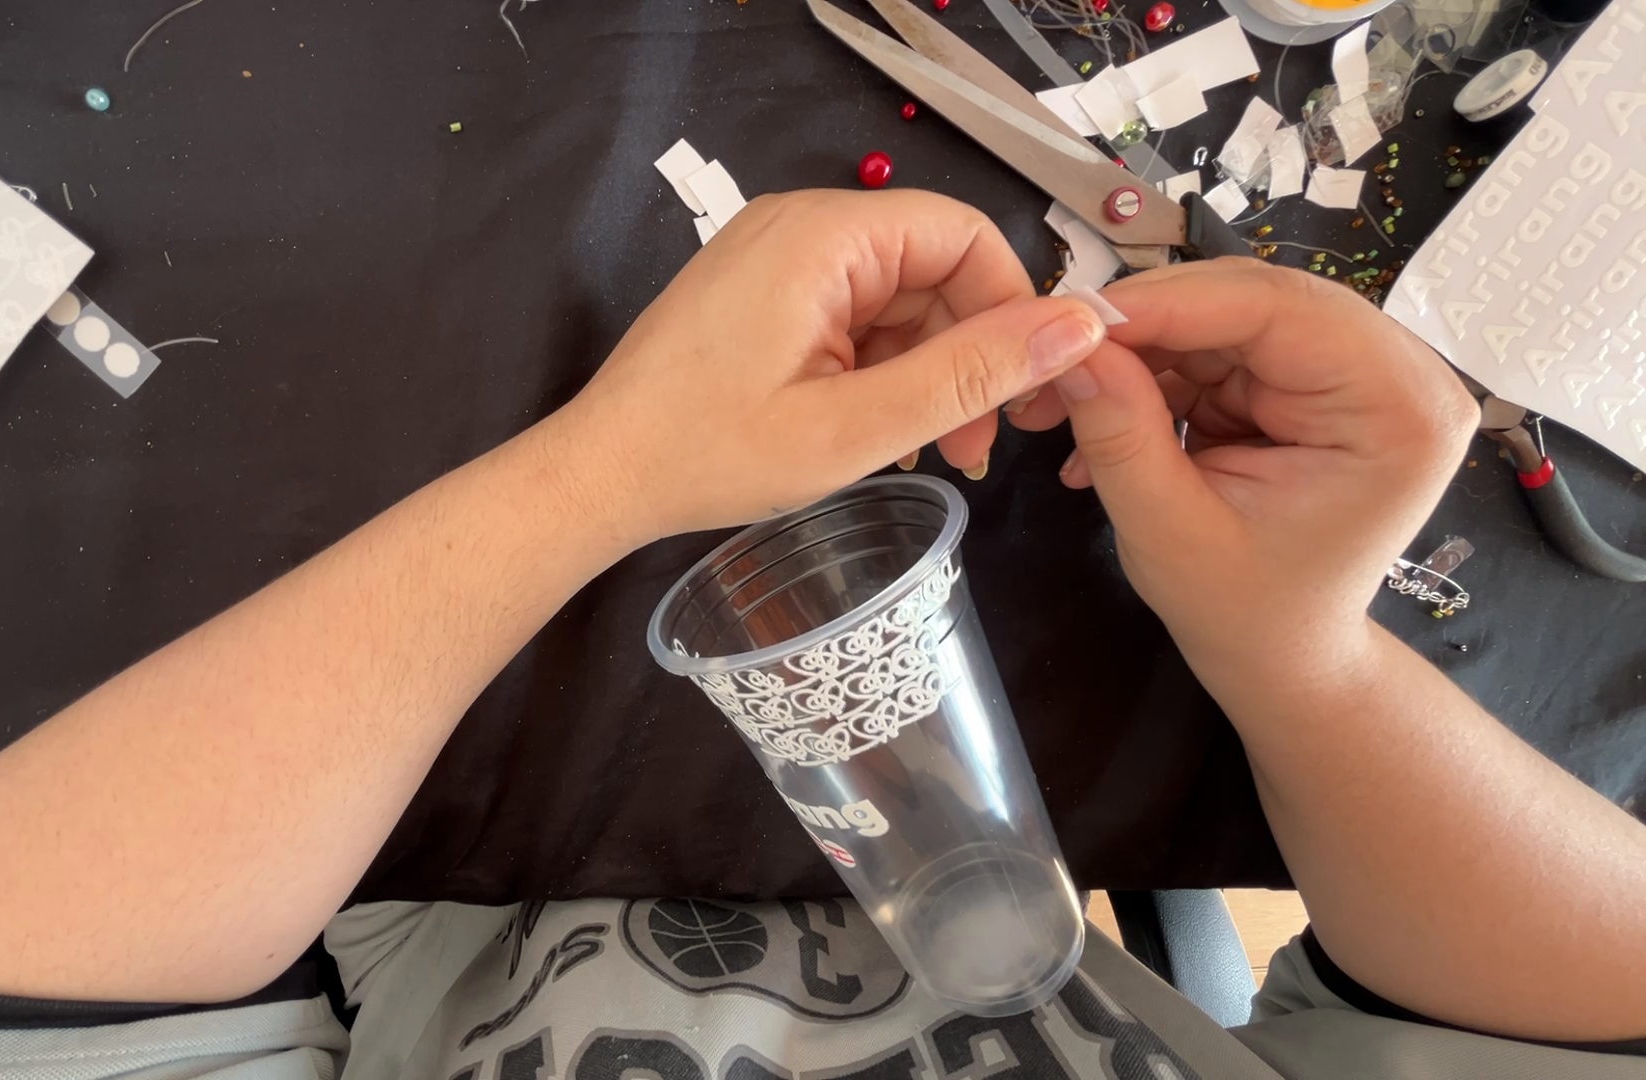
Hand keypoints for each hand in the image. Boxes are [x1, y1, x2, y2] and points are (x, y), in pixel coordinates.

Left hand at [555, 188, 1106, 541]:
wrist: (601, 476)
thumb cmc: (710, 456)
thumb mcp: (853, 427)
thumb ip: (967, 375)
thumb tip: (1078, 325)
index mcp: (822, 234)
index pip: (963, 236)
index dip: (1008, 313)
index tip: (1017, 398)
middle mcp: (795, 228)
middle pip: (925, 272)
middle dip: (959, 357)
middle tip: (966, 448)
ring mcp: (769, 263)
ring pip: (887, 303)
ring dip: (916, 373)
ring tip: (914, 449)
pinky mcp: (755, 299)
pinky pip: (842, 320)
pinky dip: (869, 371)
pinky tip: (867, 427)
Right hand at [1009, 259, 1477, 675]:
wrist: (1270, 645)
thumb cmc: (1235, 604)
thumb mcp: (1164, 525)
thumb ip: (1119, 434)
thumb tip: (1067, 351)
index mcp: (1393, 408)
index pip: (1278, 309)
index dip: (1167, 304)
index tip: (1068, 325)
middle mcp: (1383, 373)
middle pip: (1247, 303)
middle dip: (1139, 331)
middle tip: (1052, 361)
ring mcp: (1336, 377)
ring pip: (1213, 325)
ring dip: (1128, 360)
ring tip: (1055, 409)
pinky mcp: (1290, 389)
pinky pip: (1203, 357)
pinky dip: (1141, 385)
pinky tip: (1096, 427)